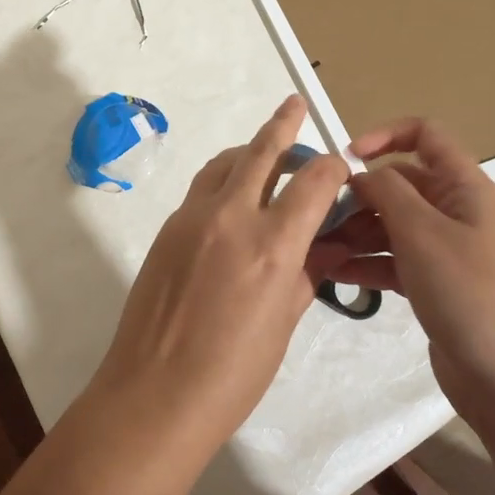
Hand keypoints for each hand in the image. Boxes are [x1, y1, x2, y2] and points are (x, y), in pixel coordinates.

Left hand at [92, 94, 350, 452]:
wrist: (154, 390)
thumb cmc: (232, 373)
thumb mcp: (283, 325)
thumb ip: (305, 275)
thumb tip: (324, 245)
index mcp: (272, 246)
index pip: (312, 183)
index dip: (331, 167)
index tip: (339, 163)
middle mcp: (232, 217)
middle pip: (261, 152)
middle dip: (284, 124)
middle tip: (295, 104)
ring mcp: (193, 217)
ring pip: (225, 163)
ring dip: (249, 150)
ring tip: (266, 152)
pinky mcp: (168, 226)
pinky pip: (203, 188)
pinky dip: (224, 179)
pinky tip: (234, 198)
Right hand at [310, 118, 494, 398]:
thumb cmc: (467, 292)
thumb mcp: (421, 231)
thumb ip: (385, 190)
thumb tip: (360, 172)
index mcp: (463, 186)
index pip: (424, 134)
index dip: (384, 135)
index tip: (347, 157)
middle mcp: (455, 210)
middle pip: (399, 183)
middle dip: (359, 195)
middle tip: (319, 215)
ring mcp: (445, 249)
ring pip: (391, 222)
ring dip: (355, 231)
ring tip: (318, 249)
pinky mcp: (434, 282)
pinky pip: (392, 258)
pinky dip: (365, 261)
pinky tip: (333, 273)